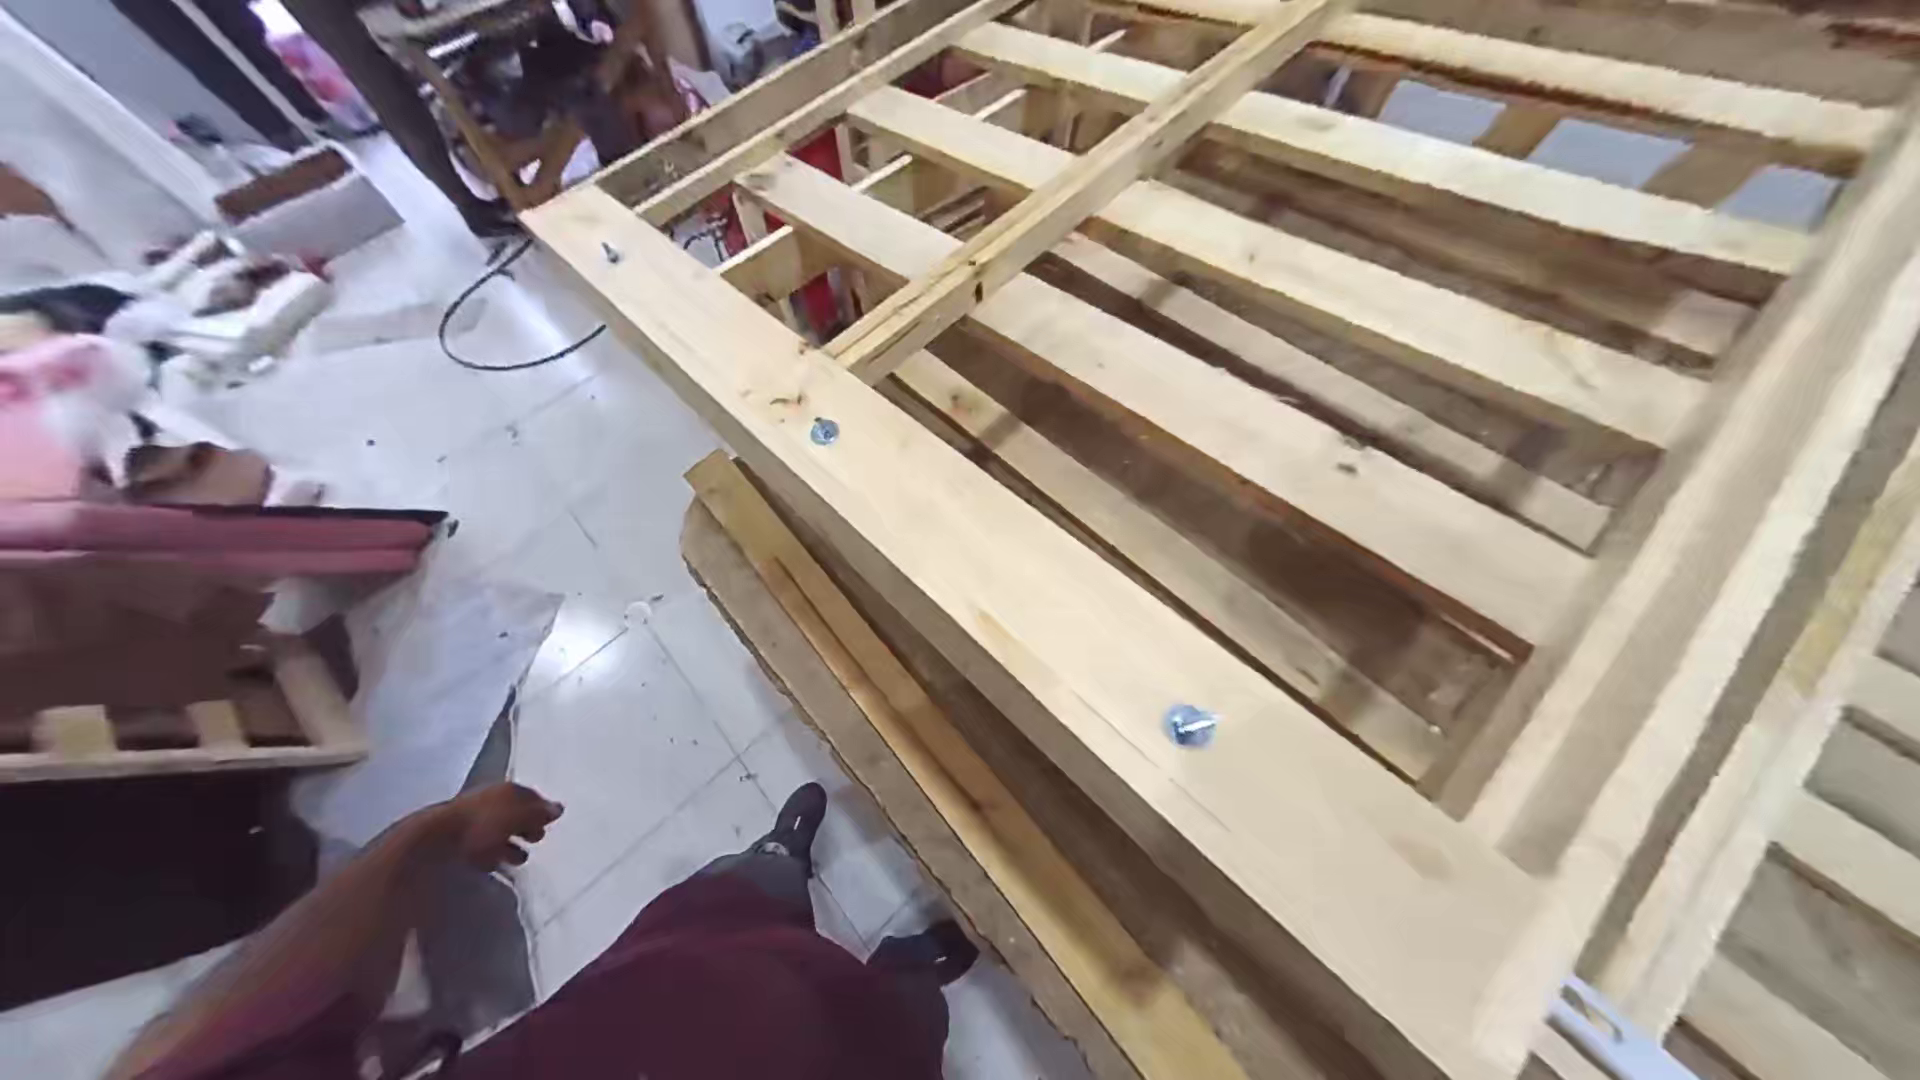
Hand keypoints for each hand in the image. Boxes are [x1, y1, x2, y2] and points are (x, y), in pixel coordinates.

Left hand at [439, 783, 563, 869]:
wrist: (432, 842)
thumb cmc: (484, 823)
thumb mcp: (522, 815)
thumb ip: (542, 812)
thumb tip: (558, 809)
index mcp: (506, 789)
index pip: (531, 796)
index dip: (542, 809)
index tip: (550, 822)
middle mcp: (489, 800)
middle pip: (514, 813)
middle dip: (527, 826)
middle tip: (537, 839)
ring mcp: (469, 821)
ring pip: (498, 832)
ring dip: (509, 844)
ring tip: (518, 860)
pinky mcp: (454, 843)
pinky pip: (480, 847)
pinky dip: (490, 854)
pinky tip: (495, 864)